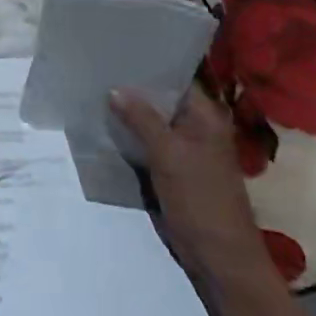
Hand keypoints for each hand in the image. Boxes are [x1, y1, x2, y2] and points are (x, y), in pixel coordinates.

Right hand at [111, 85, 269, 284]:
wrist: (220, 259)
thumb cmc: (200, 200)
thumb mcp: (168, 154)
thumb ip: (142, 119)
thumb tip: (115, 89)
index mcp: (206, 116)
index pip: (176, 80)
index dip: (149, 68)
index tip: (117, 55)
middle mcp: (198, 128)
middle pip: (163, 102)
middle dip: (134, 92)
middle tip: (98, 74)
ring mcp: (187, 152)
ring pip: (154, 126)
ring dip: (130, 117)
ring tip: (95, 96)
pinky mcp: (175, 173)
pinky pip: (150, 147)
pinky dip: (133, 141)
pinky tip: (106, 131)